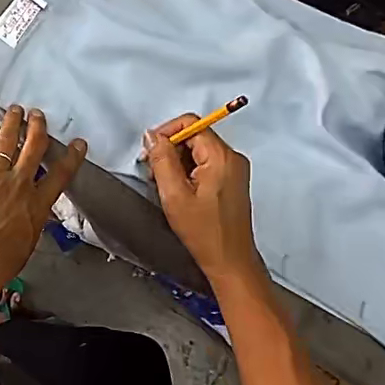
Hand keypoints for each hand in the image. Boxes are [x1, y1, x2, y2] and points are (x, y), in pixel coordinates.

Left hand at [0, 106, 86, 310]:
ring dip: (11, 123)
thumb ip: (33, 223)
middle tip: (40, 116)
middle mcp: (18, 184)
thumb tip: (33, 216)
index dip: (72, 156)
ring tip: (15, 111)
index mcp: (36, 203)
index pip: (61, 173)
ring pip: (5, 141)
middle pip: (34, 147)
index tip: (78, 144)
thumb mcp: (27, 244)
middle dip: (38, 127)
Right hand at [144, 115, 265, 287]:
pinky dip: (190, 171)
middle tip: (154, 172)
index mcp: (221, 157)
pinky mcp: (232, 180)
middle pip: (195, 136)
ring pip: (199, 150)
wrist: (230, 260)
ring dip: (178, 162)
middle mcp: (232, 158)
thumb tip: (152, 136)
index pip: (191, 123)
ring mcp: (235, 169)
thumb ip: (162, 160)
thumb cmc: (206, 233)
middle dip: (171, 149)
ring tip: (167, 186)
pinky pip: (207, 164)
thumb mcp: (174, 195)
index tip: (150, 151)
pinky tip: (180, 192)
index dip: (166, 132)